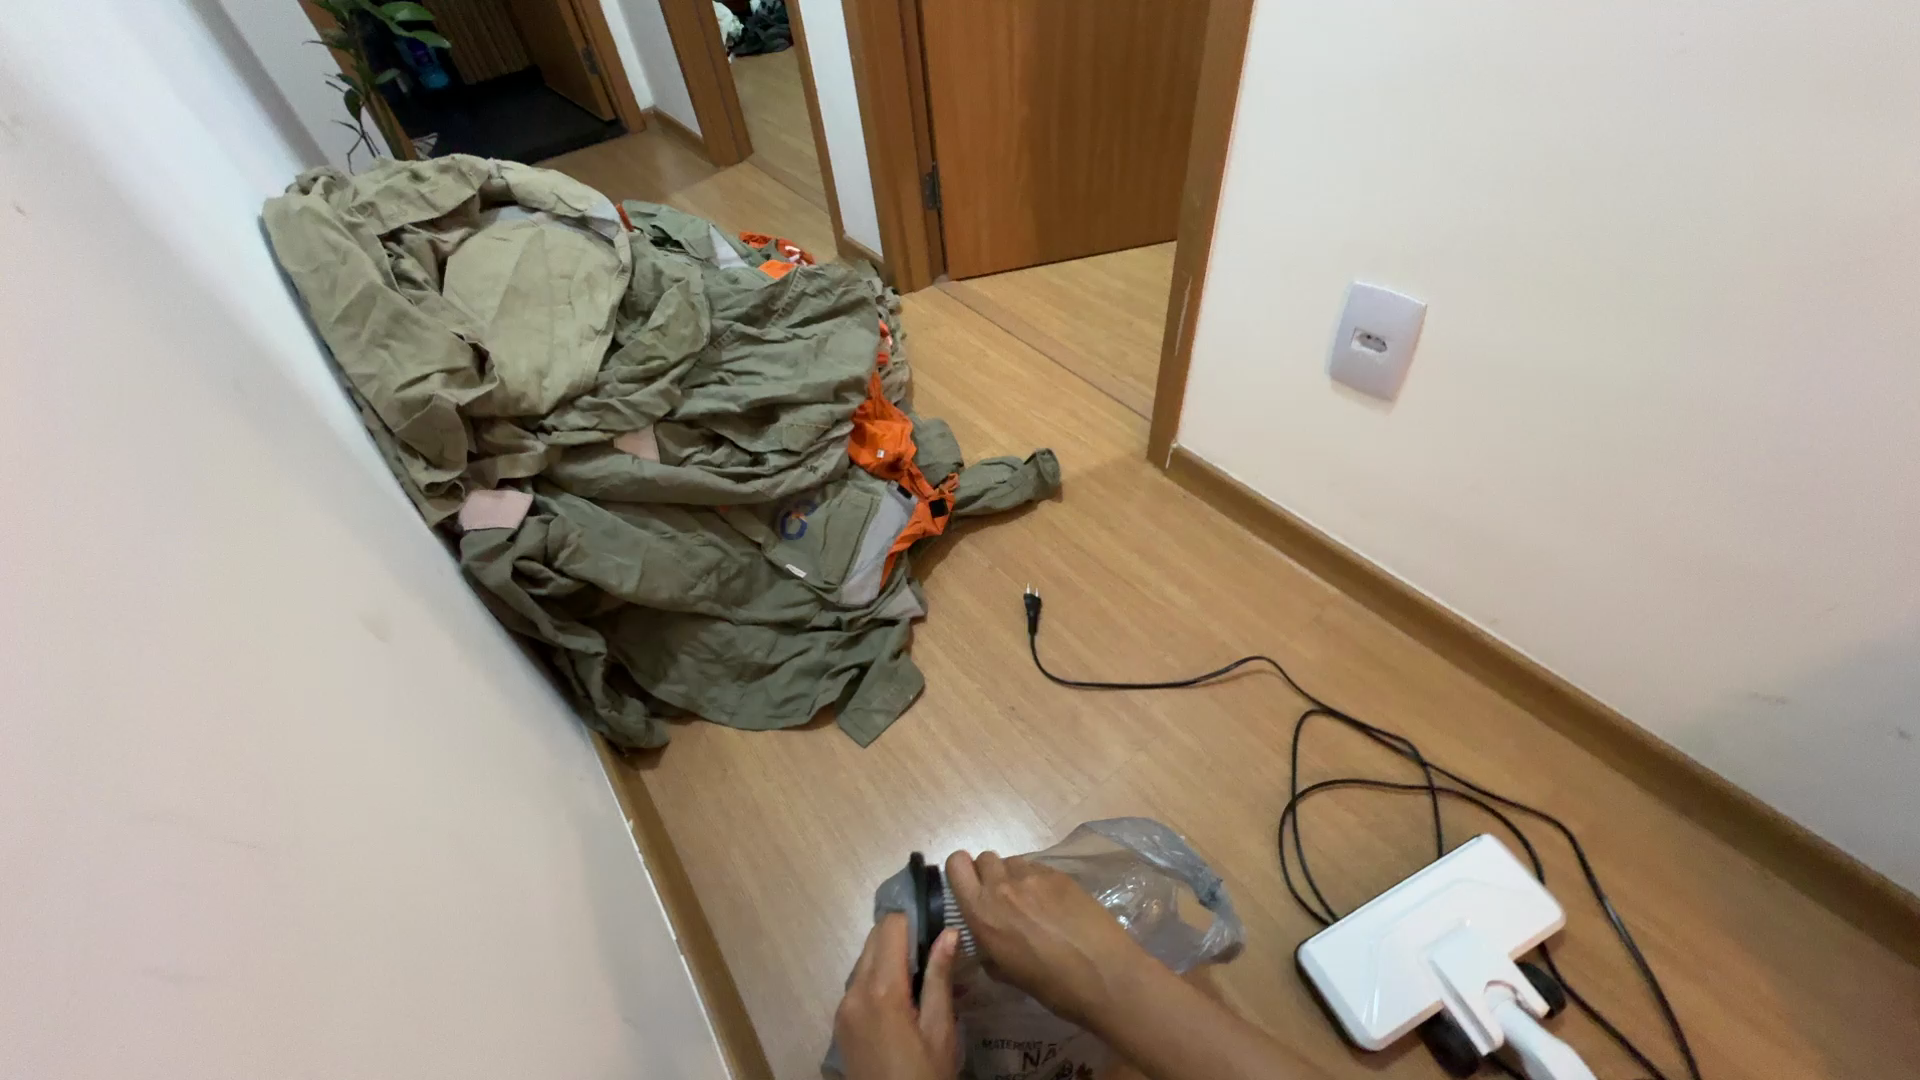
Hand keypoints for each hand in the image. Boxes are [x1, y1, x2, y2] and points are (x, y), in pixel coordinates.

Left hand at [834, 913, 960, 1079]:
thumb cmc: (925, 1077)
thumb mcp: (940, 1031)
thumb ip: (939, 977)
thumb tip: (949, 931)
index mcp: (881, 990)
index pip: (891, 927)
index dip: (913, 919)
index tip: (935, 925)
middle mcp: (855, 991)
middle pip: (875, 938)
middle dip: (901, 934)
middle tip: (931, 949)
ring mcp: (843, 1008)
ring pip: (865, 958)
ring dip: (888, 955)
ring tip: (919, 974)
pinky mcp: (840, 1023)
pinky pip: (858, 982)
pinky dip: (877, 976)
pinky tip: (900, 996)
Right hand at [944, 851, 1150, 1026]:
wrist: (1103, 974)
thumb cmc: (1051, 986)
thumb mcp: (1006, 973)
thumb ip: (987, 946)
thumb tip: (986, 938)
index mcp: (982, 912)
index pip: (955, 864)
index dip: (960, 871)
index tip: (969, 887)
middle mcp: (1002, 886)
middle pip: (984, 858)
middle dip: (988, 874)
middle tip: (1002, 899)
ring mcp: (1033, 875)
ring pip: (1012, 861)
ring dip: (1013, 877)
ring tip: (1031, 903)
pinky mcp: (1059, 873)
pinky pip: (1037, 868)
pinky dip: (1038, 881)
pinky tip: (1054, 905)